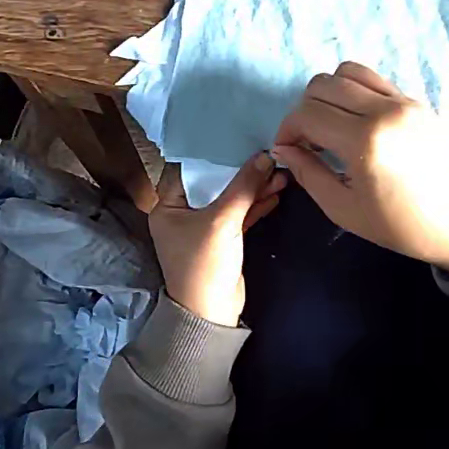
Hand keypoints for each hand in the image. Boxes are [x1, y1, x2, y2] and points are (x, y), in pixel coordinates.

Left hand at [148, 155, 286, 325]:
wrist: (211, 314)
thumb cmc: (205, 264)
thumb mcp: (223, 221)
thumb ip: (244, 186)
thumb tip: (265, 155)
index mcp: (168, 205)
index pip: (188, 168)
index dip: (212, 152)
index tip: (236, 134)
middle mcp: (183, 212)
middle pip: (213, 182)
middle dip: (240, 170)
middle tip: (266, 153)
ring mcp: (203, 227)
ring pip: (230, 198)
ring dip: (253, 187)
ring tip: (280, 172)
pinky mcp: (222, 240)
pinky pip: (239, 215)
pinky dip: (255, 205)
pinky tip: (277, 192)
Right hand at [272, 61, 448, 279]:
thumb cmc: (401, 226)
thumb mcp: (343, 210)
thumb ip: (307, 173)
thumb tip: (283, 149)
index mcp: (364, 140)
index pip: (307, 114)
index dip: (287, 130)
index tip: (287, 150)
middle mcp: (383, 110)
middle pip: (321, 85)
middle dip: (303, 111)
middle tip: (307, 141)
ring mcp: (403, 101)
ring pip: (346, 72)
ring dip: (327, 95)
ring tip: (330, 126)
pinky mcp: (416, 101)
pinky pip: (373, 79)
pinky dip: (353, 91)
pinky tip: (354, 122)